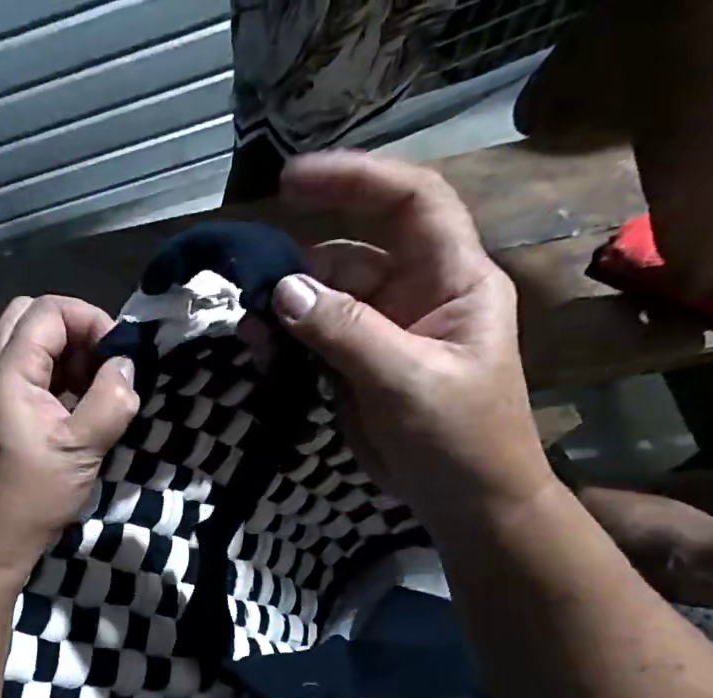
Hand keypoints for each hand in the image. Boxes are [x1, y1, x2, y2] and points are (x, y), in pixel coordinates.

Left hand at [0, 296, 139, 572]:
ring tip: (100, 384)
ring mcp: (2, 391)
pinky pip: (36, 371)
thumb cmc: (37, 494)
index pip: (47, 310)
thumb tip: (127, 365)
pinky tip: (87, 401)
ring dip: (71, 352)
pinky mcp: (10, 410)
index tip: (118, 353)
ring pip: (33, 342)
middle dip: (75, 328)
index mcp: (10, 373)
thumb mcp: (83, 447)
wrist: (1, 536)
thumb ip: (110, 399)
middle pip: (31, 316)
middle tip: (104, 361)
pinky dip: (63, 373)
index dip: (89, 319)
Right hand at [267, 152, 556, 528]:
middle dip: (301, 260)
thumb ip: (346, 332)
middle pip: (352, 251)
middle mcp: (416, 293)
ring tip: (248, 326)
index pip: (411, 203)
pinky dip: (282, 339)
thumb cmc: (460, 438)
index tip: (291, 181)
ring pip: (323, 297)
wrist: (465, 502)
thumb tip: (281, 290)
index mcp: (453, 279)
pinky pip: (311, 337)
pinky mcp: (354, 364)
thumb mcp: (407, 381)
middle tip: (248, 278)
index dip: (356, 181)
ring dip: (284, 305)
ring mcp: (382, 330)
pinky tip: (258, 349)